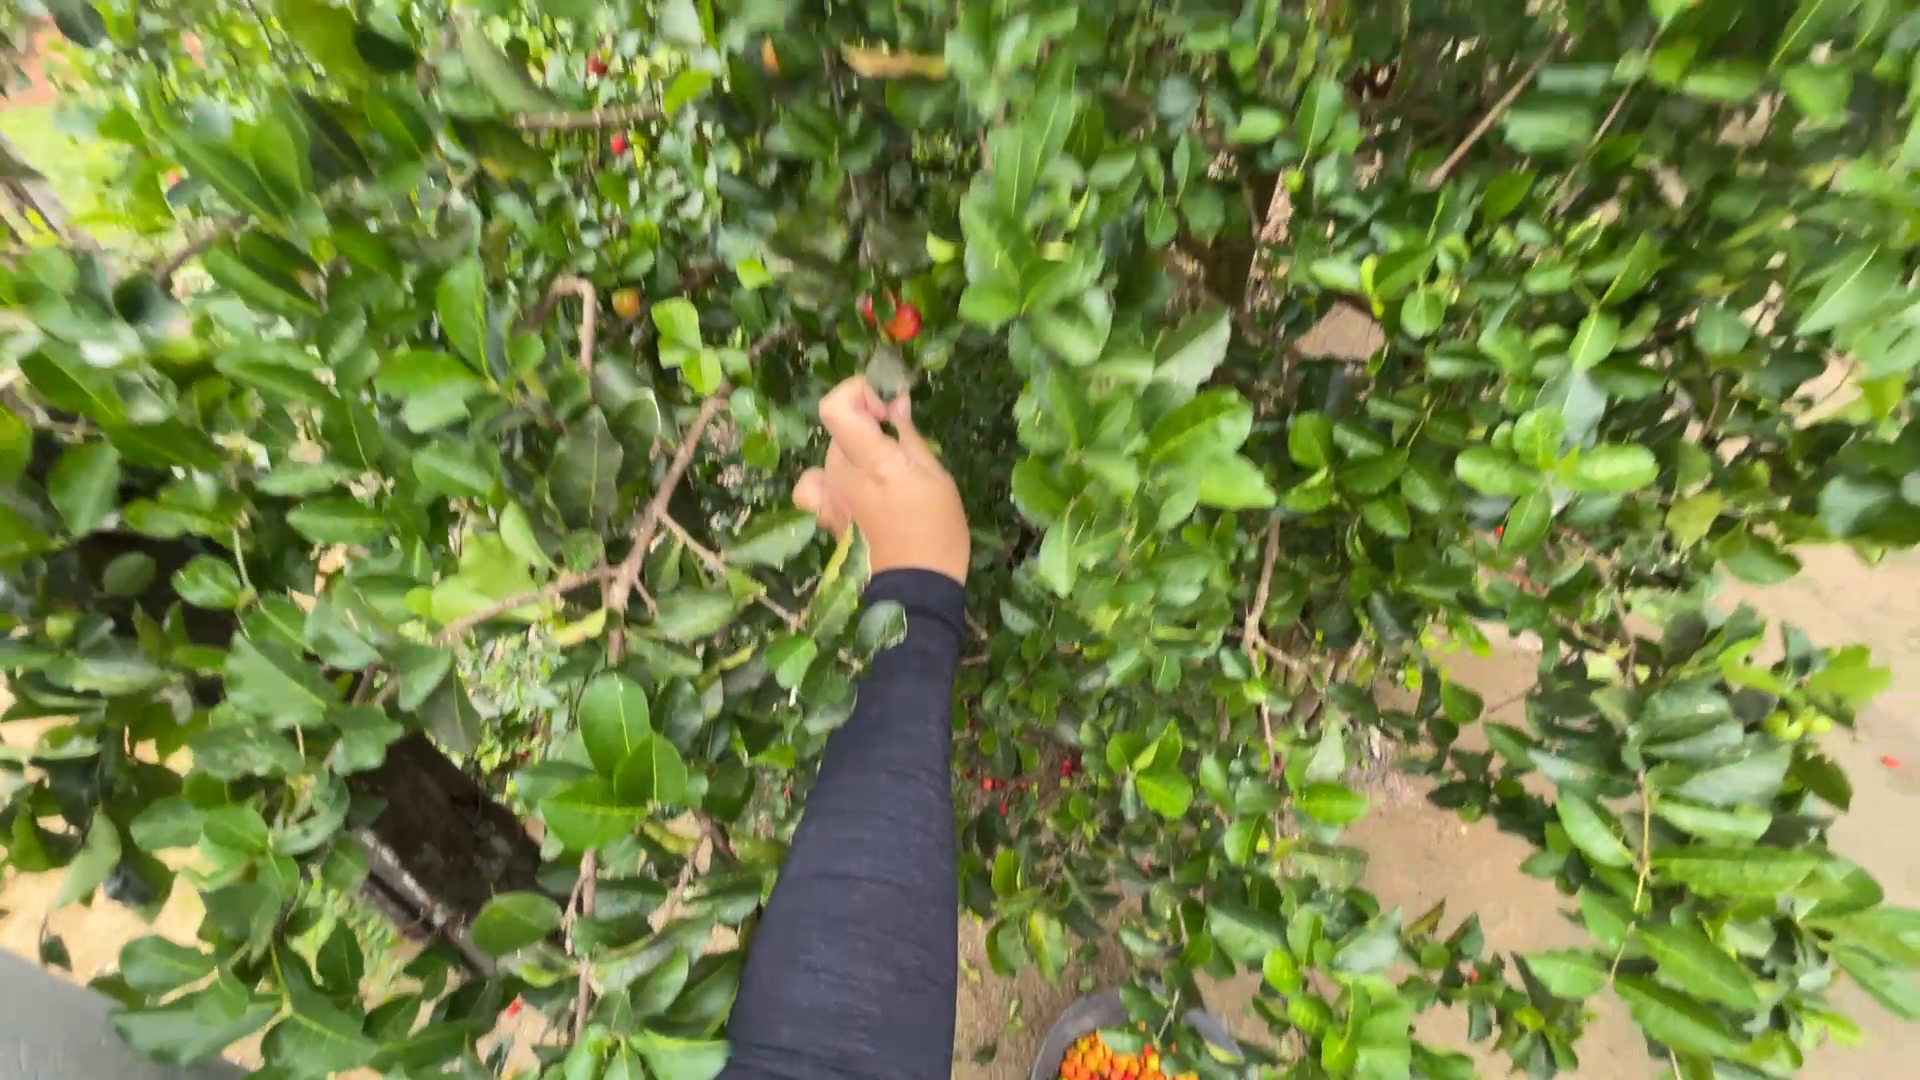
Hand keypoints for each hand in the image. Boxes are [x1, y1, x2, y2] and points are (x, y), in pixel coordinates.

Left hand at [793, 377, 968, 583]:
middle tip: (899, 446)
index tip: (885, 411)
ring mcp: (829, 497)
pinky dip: (825, 479)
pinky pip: (812, 485)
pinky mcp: (826, 516)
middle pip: (840, 428)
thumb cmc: (939, 531)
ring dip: (855, 452)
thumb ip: (909, 436)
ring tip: (883, 474)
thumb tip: (895, 403)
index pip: (836, 408)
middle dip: (868, 425)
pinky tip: (847, 487)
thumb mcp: (936, 476)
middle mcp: (842, 475)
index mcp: (873, 462)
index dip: (857, 394)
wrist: (918, 586)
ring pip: (832, 453)